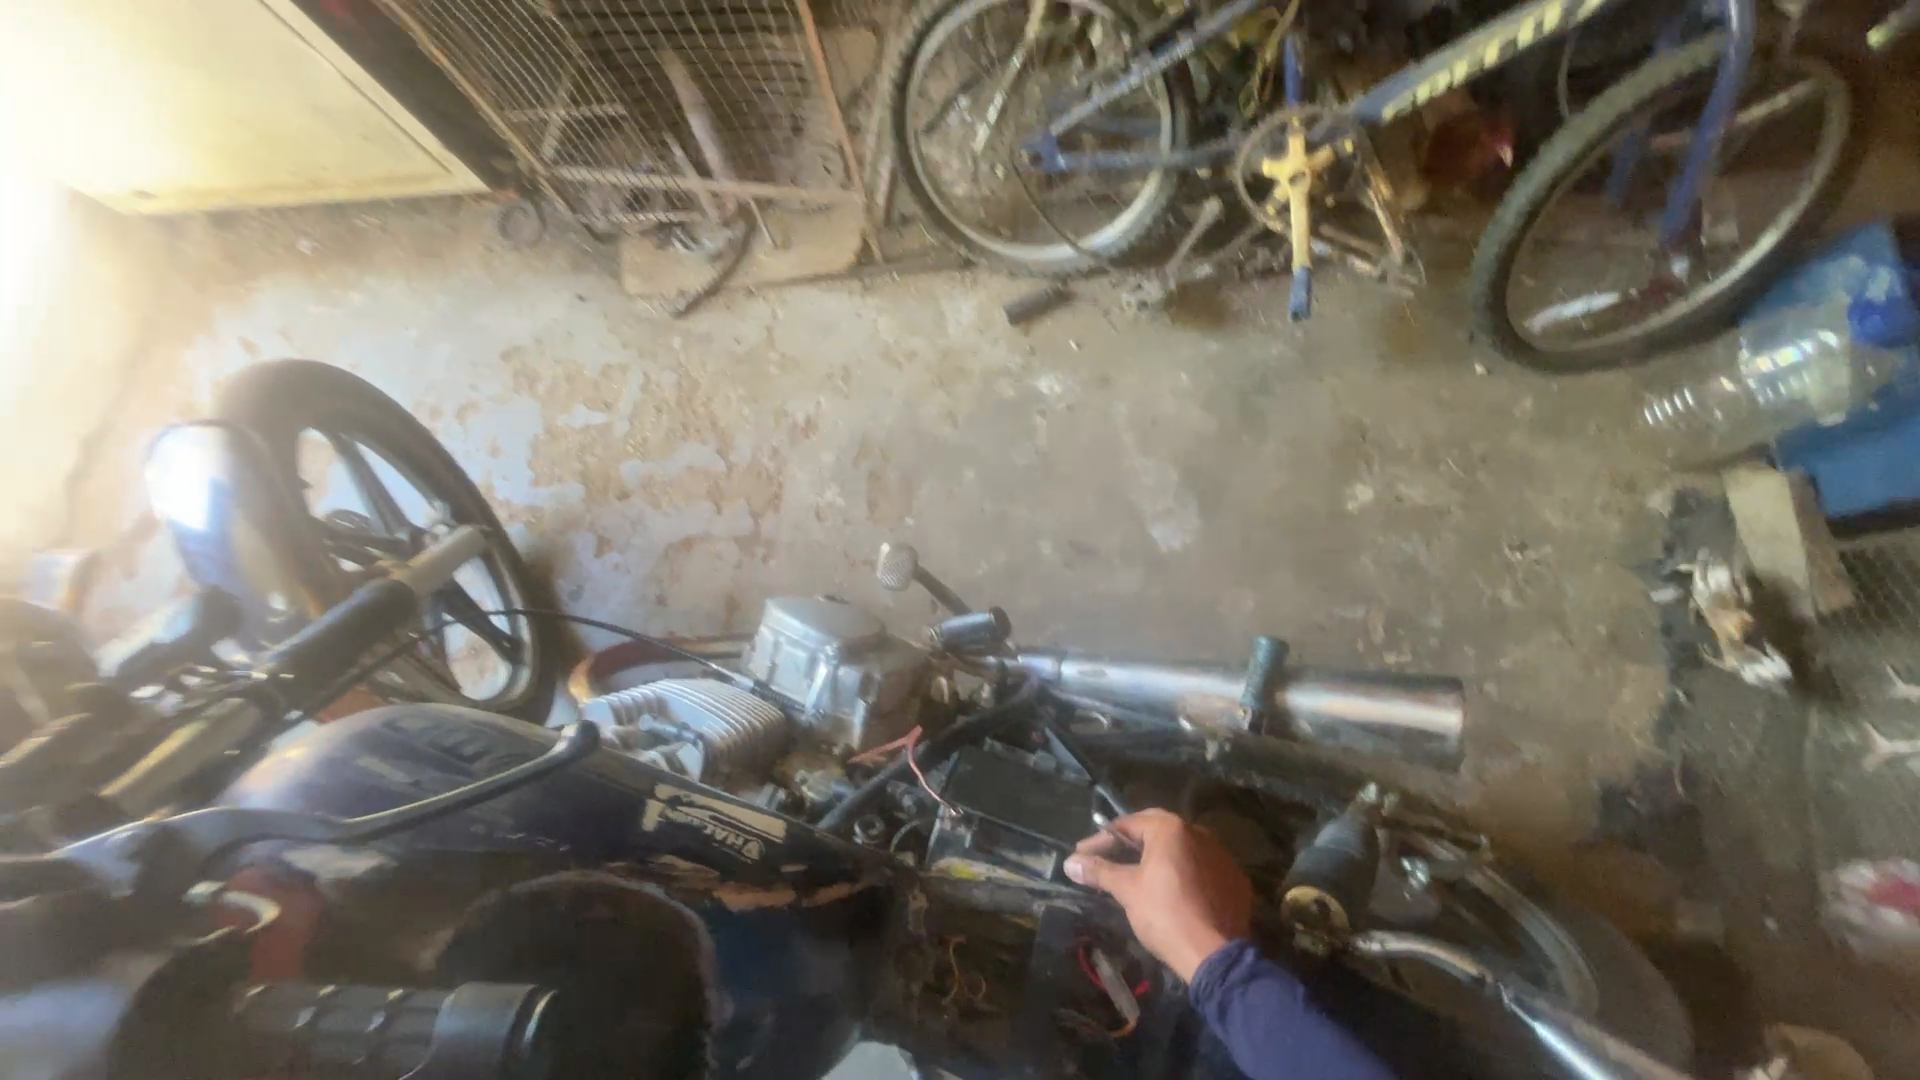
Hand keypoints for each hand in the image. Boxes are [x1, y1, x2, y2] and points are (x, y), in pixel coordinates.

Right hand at [1064, 809, 1251, 981]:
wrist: (1215, 956)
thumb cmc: (1165, 914)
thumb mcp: (1127, 890)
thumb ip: (1099, 870)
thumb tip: (1070, 863)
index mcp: (1170, 828)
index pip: (1127, 826)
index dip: (1100, 840)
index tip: (1081, 855)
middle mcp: (1198, 832)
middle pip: (1154, 830)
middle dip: (1128, 842)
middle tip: (1106, 855)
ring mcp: (1220, 855)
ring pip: (1180, 848)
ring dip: (1156, 856)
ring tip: (1136, 872)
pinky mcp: (1233, 879)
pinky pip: (1200, 867)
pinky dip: (1181, 872)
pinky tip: (1170, 889)